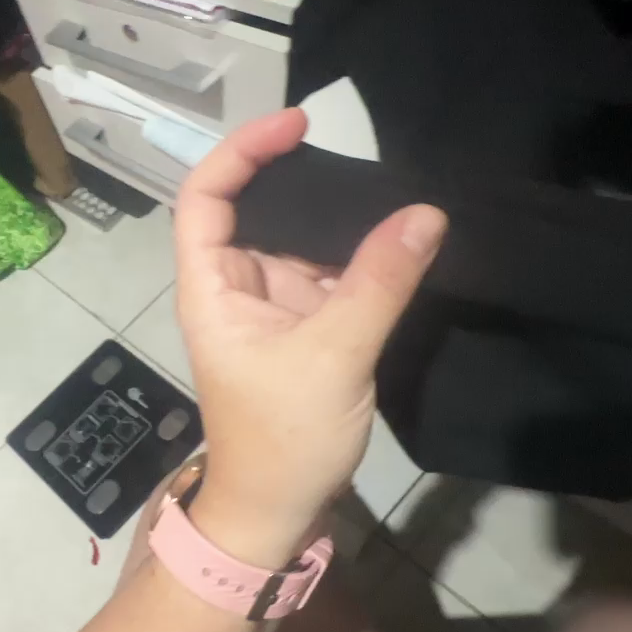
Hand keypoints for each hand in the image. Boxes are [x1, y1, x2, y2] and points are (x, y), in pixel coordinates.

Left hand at [174, 108, 445, 566]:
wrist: (278, 506)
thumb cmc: (282, 437)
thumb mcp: (332, 355)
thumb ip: (378, 283)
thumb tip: (426, 214)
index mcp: (211, 286)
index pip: (205, 198)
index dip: (239, 152)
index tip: (295, 125)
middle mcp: (234, 285)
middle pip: (254, 210)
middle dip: (297, 178)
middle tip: (357, 151)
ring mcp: (269, 304)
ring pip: (296, 240)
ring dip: (335, 217)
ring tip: (387, 183)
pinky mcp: (301, 325)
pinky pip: (325, 272)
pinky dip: (355, 254)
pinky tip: (394, 232)